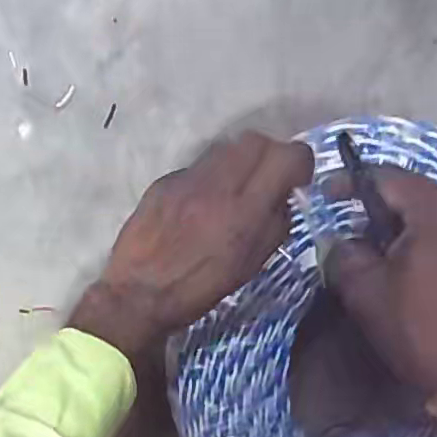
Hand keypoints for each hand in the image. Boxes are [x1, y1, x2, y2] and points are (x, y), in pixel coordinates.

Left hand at [70, 131, 313, 360]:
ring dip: (238, 164)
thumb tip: (283, 201)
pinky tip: (199, 207)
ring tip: (233, 193)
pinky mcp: (163, 182)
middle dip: (269, 156)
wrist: (137, 295)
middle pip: (257, 141)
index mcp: (244, 213)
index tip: (297, 180)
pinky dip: (207, 180)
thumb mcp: (247, 268)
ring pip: (226, 149)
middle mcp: (218, 186)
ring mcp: (187, 180)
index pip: (286, 157)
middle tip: (266, 181)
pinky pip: (196, 168)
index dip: (299, 163)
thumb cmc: (196, 292)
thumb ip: (272, 229)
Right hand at [324, 171, 436, 394]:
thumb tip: (340, 243)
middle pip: (411, 194)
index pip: (387, 177)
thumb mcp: (365, 291)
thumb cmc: (415, 327)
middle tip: (343, 223)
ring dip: (396, 226)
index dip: (350, 183)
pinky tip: (397, 262)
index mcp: (436, 209)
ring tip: (367, 247)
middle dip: (374, 206)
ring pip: (427, 215)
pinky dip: (417, 240)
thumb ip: (344, 255)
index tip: (324, 194)